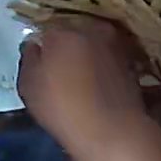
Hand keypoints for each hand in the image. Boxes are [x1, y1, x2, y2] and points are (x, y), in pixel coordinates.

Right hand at [18, 15, 154, 157]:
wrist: (112, 131)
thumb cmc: (62, 107)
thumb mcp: (28, 86)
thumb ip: (29, 59)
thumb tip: (35, 45)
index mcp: (63, 30)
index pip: (47, 29)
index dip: (43, 46)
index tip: (41, 62)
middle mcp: (92, 29)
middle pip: (74, 33)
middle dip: (66, 47)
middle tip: (59, 70)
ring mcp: (116, 45)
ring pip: (94, 45)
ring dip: (87, 57)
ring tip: (79, 81)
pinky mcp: (132, 63)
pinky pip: (108, 60)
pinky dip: (102, 68)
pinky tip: (96, 87)